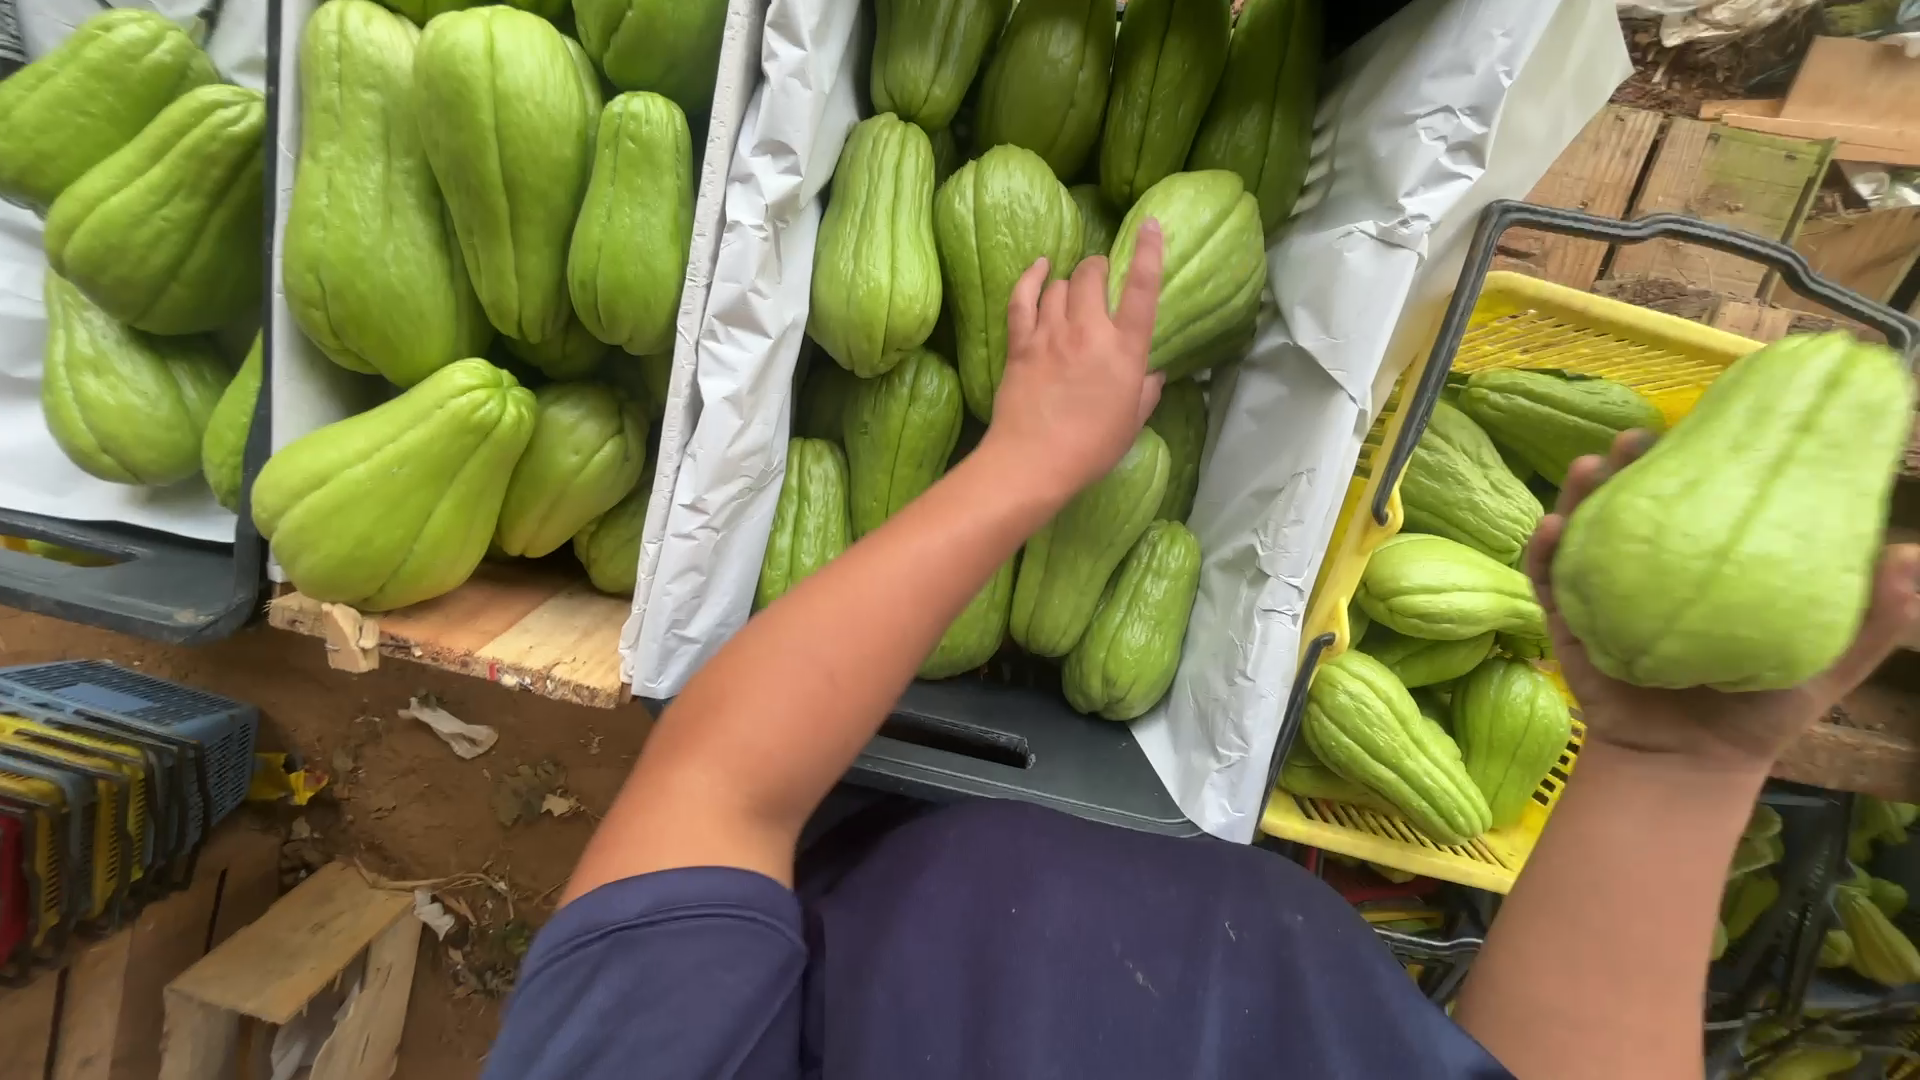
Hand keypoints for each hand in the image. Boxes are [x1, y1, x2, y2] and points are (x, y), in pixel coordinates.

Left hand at [983, 220, 1166, 499]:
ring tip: (1071, 292)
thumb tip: (1154, 374)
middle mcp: (1089, 332)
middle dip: (1097, 269)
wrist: (1033, 462)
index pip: (1142, 289)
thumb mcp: (1131, 423)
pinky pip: (1023, 298)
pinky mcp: (1020, 344)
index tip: (1148, 227)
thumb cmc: (1090, 449)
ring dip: (1068, 282)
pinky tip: (1037, 268)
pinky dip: (1030, 278)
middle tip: (1099, 279)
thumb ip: (1145, 392)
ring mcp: (1050, 334)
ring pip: (1058, 285)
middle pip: (1091, 276)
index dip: (1147, 252)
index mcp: (1125, 351)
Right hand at [1526, 430, 1919, 769]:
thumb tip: (1908, 549)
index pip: (1692, 509)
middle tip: (1636, 437)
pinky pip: (1549, 580)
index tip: (1705, 429)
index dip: (1694, 467)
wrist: (1691, 757)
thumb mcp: (1826, 660)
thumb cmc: (1757, 709)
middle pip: (1628, 509)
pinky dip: (1545, 551)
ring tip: (1588, 464)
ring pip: (1582, 533)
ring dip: (1577, 496)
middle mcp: (1645, 574)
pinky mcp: (1566, 619)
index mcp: (1699, 573)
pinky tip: (1553, 525)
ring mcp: (1600, 593)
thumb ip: (1871, 616)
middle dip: (1626, 468)